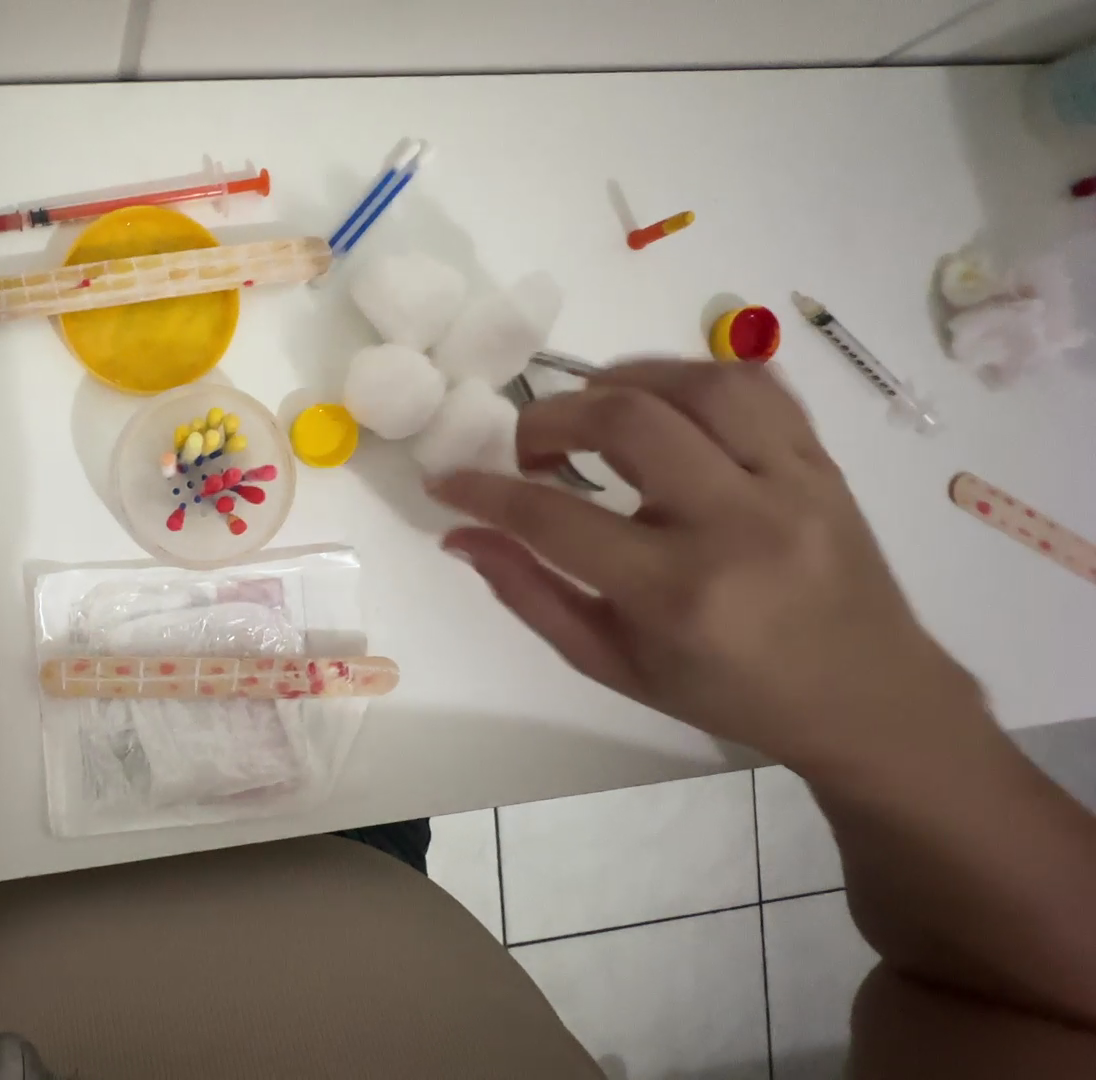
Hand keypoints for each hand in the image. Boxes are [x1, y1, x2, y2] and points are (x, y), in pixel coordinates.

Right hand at [429, 360, 984, 772]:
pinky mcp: (823, 463)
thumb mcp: (607, 661)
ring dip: (619, 382)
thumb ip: (527, 592)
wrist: (868, 700)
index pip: (553, 519)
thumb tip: (460, 536)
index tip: (446, 482)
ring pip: (698, 384)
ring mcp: (792, 484)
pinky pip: (757, 386)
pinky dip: (689, 378)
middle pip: (626, 421)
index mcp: (676, 592)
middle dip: (548, 419)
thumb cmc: (722, 691)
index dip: (484, 493)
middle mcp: (737, 525)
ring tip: (586, 411)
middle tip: (526, 449)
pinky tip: (656, 403)